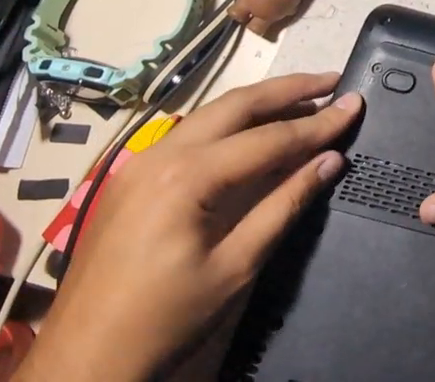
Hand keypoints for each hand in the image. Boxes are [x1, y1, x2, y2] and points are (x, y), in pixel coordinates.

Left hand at [19, 73, 362, 381]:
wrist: (79, 365)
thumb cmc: (163, 320)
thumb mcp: (236, 266)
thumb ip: (285, 205)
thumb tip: (331, 160)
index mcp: (187, 177)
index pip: (270, 138)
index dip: (318, 123)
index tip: (355, 104)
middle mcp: (162, 155)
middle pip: (238, 105)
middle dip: (290, 88)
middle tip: (333, 80)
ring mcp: (141, 163)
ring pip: (212, 114)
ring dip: (261, 102)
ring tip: (305, 97)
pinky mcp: (132, 178)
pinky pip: (192, 135)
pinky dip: (231, 124)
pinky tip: (255, 131)